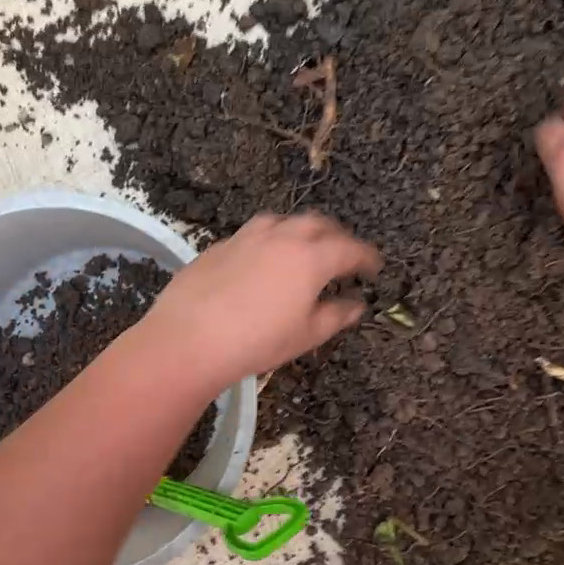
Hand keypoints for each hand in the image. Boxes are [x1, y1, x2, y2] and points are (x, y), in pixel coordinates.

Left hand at [137, 213, 382, 389]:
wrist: (188, 339)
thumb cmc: (256, 342)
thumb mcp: (305, 336)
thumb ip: (336, 316)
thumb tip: (356, 305)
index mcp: (310, 258)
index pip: (349, 249)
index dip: (367, 256)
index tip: (375, 266)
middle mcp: (281, 237)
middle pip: (318, 224)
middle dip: (337, 236)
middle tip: (345, 254)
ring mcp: (247, 237)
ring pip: (283, 222)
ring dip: (301, 231)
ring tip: (305, 249)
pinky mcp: (220, 245)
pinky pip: (255, 234)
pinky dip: (271, 241)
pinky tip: (264, 261)